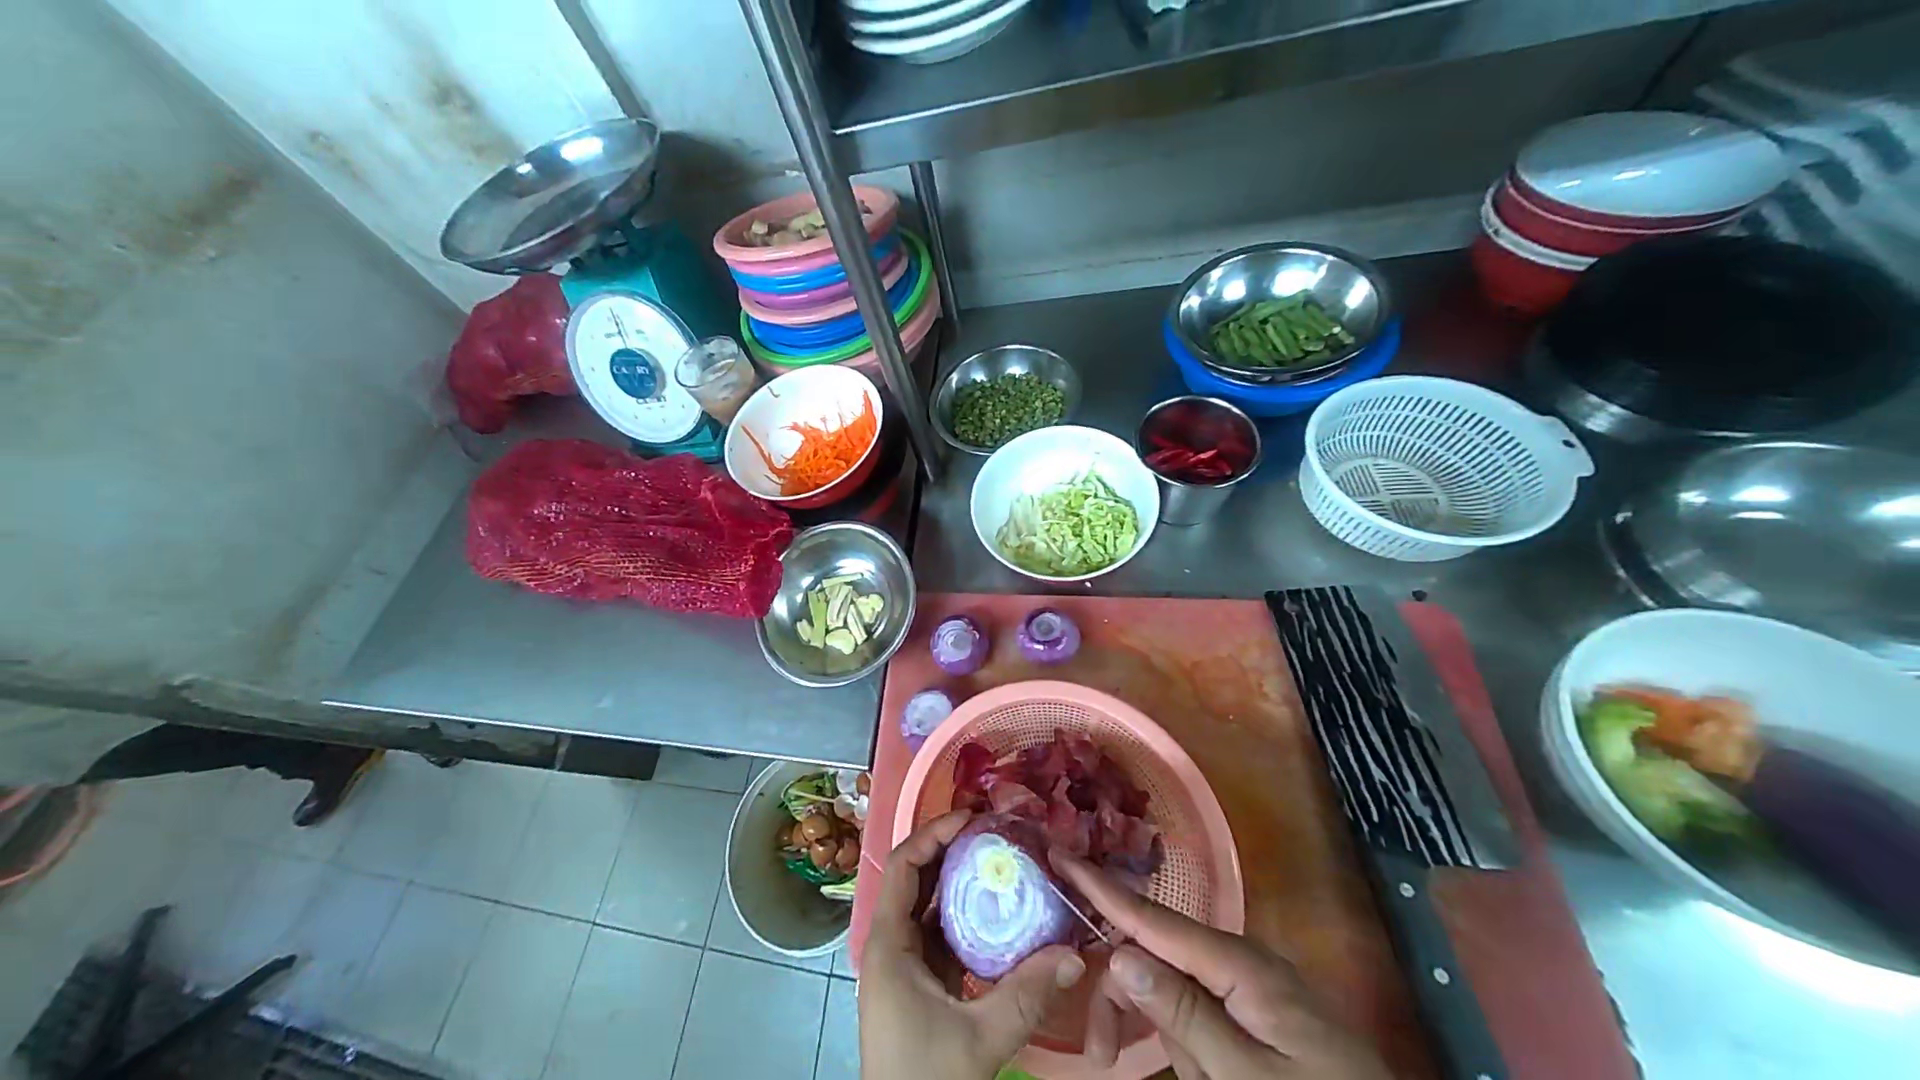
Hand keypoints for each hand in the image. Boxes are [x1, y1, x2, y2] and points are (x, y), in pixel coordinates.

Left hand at [859, 809, 1087, 1079]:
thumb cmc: (925, 1079)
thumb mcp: (979, 1038)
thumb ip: (1026, 994)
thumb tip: (1074, 955)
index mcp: (888, 944)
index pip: (903, 867)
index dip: (933, 835)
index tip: (972, 819)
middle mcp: (891, 944)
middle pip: (917, 880)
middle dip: (952, 851)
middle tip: (995, 832)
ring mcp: (905, 965)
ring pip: (931, 908)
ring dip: (961, 883)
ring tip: (1002, 860)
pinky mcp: (921, 984)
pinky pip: (942, 936)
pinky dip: (968, 918)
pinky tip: (1001, 913)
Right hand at [1054, 852, 1393, 1079]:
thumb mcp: (1245, 1078)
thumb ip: (1183, 1013)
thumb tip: (1123, 954)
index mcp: (1240, 966)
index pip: (1153, 918)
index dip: (1102, 888)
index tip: (1061, 854)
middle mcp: (1239, 963)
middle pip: (1155, 958)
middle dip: (1123, 998)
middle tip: (1100, 1055)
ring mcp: (1247, 988)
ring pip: (1172, 992)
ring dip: (1156, 1034)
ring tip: (1169, 1073)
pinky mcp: (1253, 1014)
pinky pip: (1198, 1014)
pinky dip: (1184, 1044)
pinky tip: (1198, 1069)